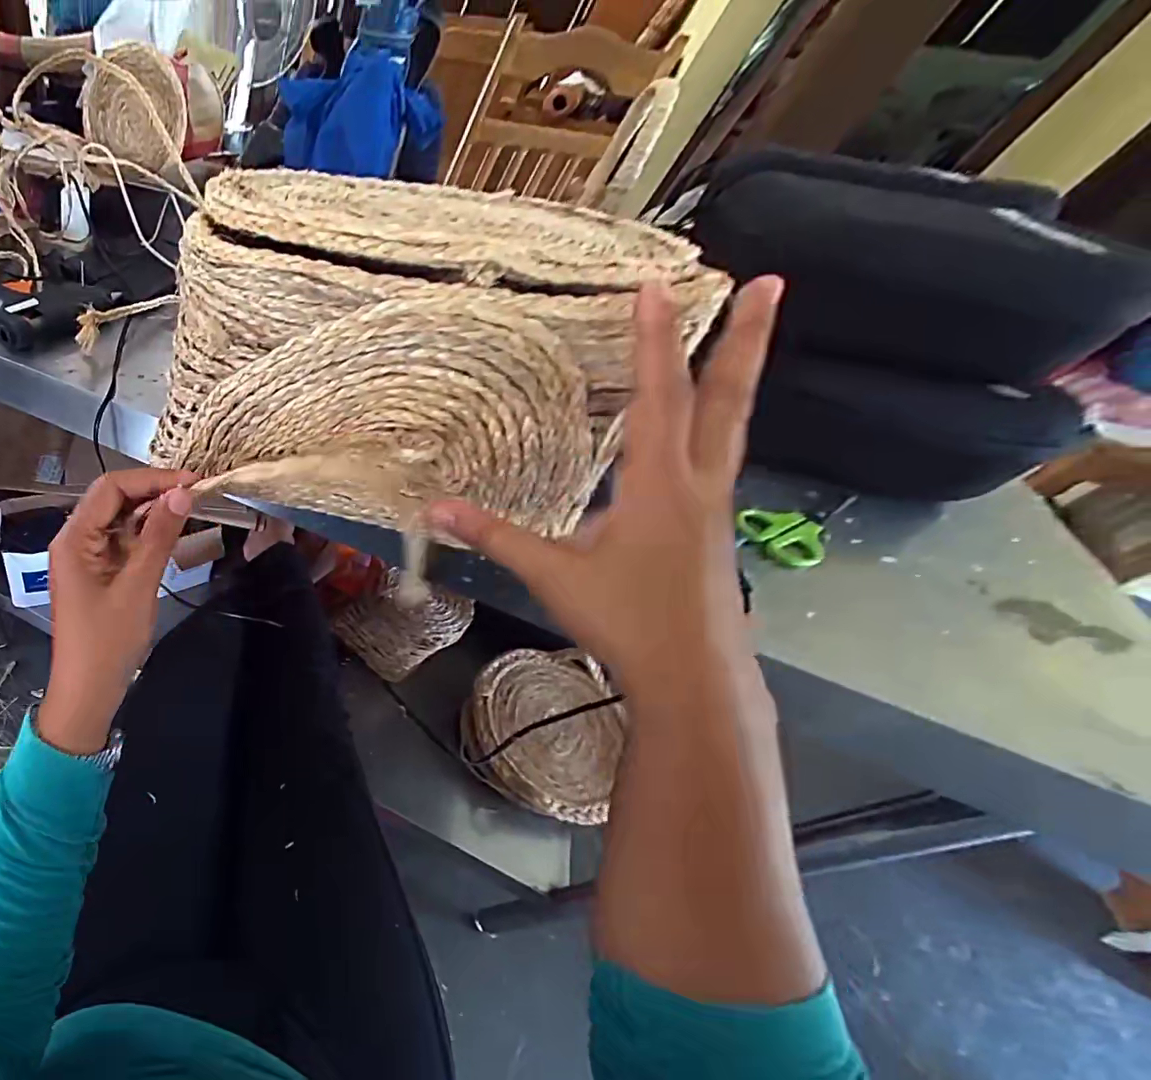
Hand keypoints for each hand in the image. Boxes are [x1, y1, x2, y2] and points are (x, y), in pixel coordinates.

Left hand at [40, 468, 198, 752]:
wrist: (87, 691)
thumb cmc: (107, 642)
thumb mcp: (138, 586)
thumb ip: (159, 536)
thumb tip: (182, 493)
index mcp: (73, 538)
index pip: (110, 488)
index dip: (151, 478)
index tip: (190, 481)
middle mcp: (74, 540)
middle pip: (113, 499)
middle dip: (152, 491)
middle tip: (194, 493)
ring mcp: (85, 556)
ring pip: (119, 519)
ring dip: (151, 512)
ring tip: (189, 508)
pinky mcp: (97, 571)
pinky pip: (122, 541)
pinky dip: (146, 534)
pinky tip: (171, 532)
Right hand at [427, 277, 782, 681]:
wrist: (693, 675)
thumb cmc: (625, 620)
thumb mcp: (551, 574)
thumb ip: (495, 536)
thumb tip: (435, 508)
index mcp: (659, 484)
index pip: (658, 398)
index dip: (652, 341)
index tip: (654, 287)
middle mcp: (697, 483)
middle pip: (725, 399)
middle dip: (746, 340)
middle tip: (771, 283)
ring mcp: (712, 504)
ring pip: (729, 425)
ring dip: (737, 375)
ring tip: (745, 335)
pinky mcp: (711, 525)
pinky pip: (717, 455)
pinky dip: (714, 420)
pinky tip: (698, 428)